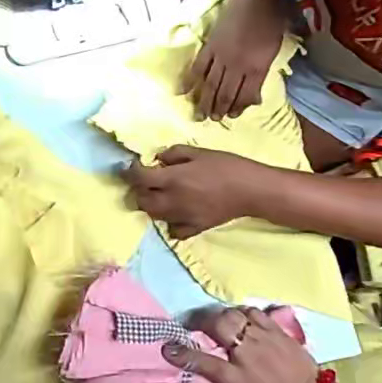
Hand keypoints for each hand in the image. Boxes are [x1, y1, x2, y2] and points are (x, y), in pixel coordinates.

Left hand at [124, 146, 267, 237]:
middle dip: (140, 189)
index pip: (139, 178)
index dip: (132, 171)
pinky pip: (172, 231)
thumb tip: (158, 159)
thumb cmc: (226, 166)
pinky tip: (177, 212)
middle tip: (149, 180)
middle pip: (141, 200)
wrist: (250, 190)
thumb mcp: (199, 152)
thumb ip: (174, 153)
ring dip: (152, 204)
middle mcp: (172, 200)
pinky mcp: (193, 229)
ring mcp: (181, 218)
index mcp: (172, 179)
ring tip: (162, 194)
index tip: (136, 166)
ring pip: (153, 215)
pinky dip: (169, 223)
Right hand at [162, 306, 328, 382]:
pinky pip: (255, 312)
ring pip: (235, 314)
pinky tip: (239, 319)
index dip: (182, 353)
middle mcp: (248, 354)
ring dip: (221, 315)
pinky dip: (243, 312)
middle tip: (192, 325)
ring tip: (214, 321)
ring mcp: (265, 339)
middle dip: (200, 321)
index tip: (168, 347)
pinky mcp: (279, 331)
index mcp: (238, 380)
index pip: (203, 361)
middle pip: (219, 324)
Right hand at [183, 0, 289, 119]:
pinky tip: (183, 91)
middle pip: (225, 93)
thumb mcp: (274, 49)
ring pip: (211, 84)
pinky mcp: (210, 46)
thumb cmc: (271, 20)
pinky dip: (190, 80)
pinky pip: (198, 66)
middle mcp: (237, 67)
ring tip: (199, 115)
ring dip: (205, 101)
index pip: (245, 95)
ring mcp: (221, 57)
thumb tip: (255, 95)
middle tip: (212, 120)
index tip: (231, 115)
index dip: (237, 107)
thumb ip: (263, 72)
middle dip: (218, 109)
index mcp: (256, 68)